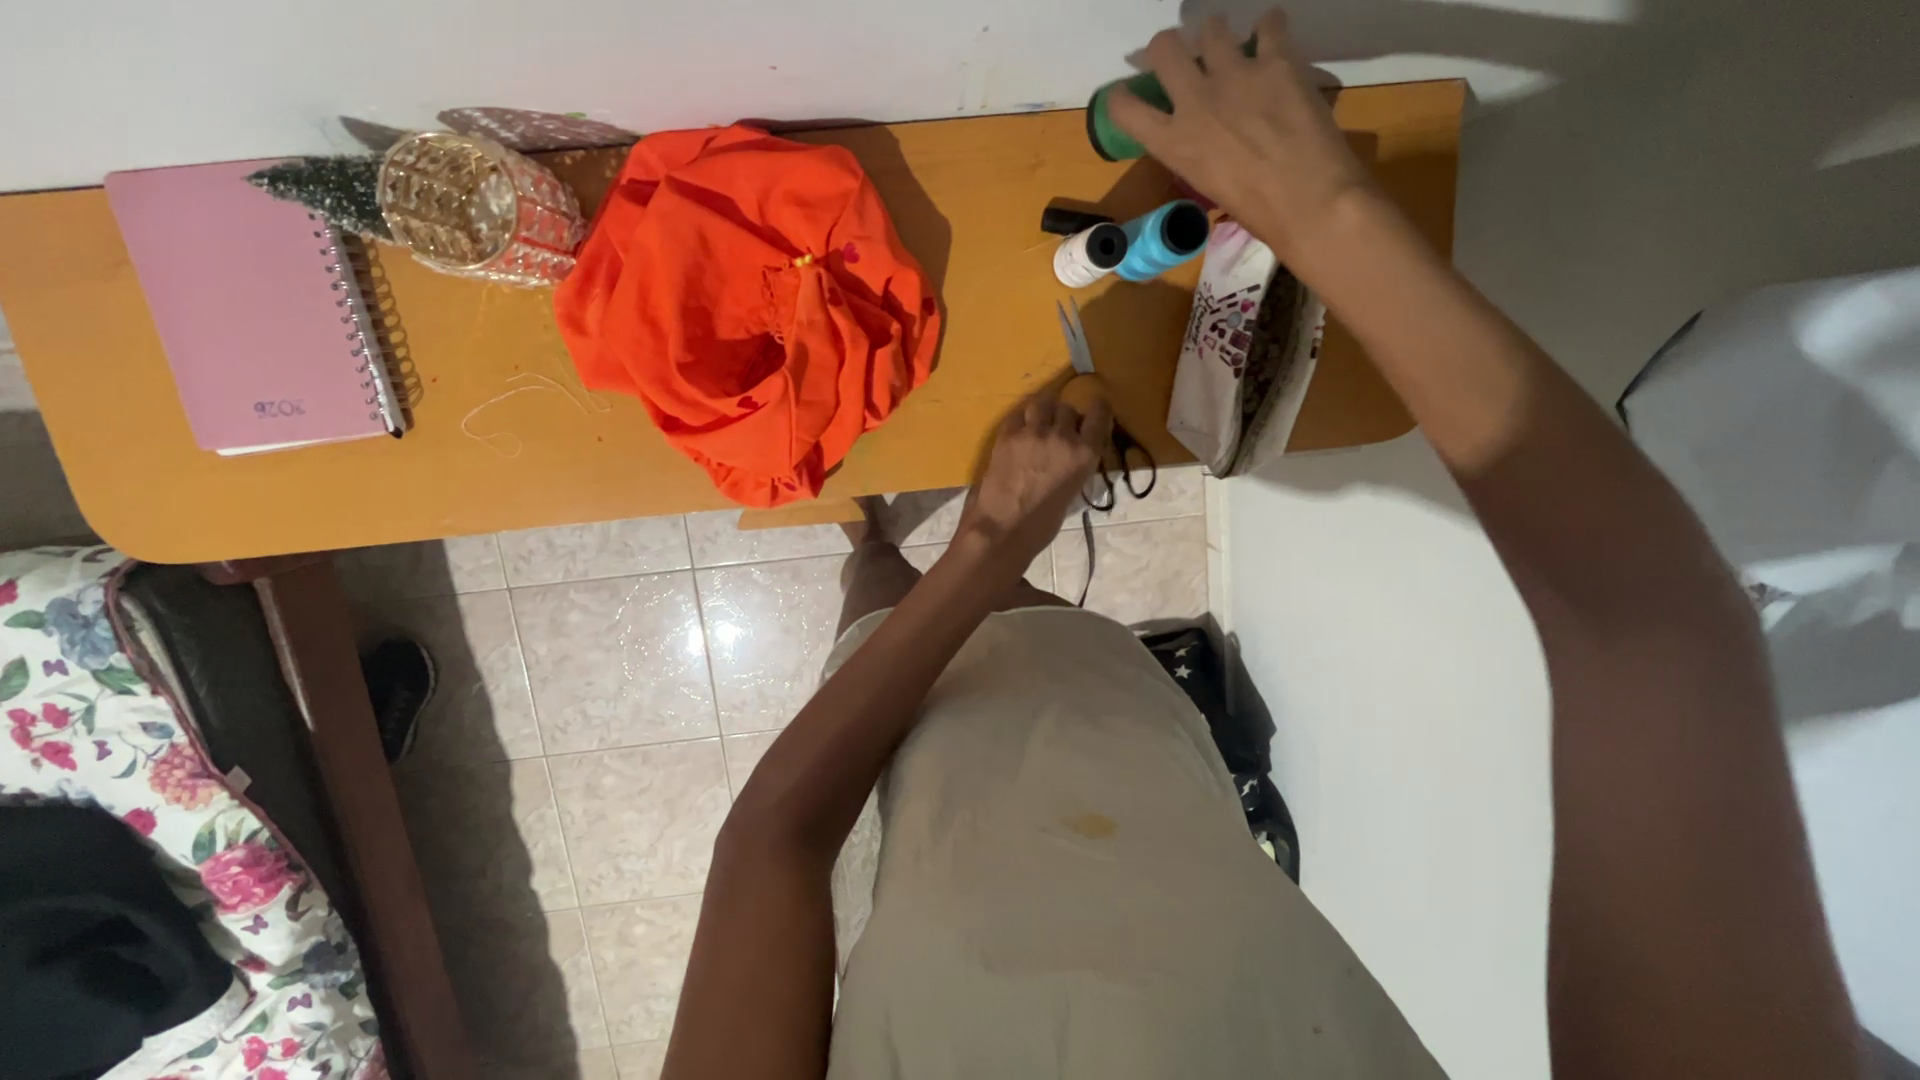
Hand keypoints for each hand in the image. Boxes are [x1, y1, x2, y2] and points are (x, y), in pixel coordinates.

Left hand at [955, 391, 1112, 569]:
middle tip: (1058, 431)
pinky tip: (1019, 433)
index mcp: (1085, 454)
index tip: (1093, 413)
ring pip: (1042, 403)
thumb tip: (1073, 452)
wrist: (1003, 528)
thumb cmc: (1041, 524)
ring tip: (1038, 424)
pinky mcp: (1007, 434)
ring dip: (1043, 411)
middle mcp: (1061, 436)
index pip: (1099, 413)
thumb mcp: (1072, 492)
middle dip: (1064, 418)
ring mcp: (1032, 432)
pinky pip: (1018, 414)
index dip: (1097, 410)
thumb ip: (1077, 465)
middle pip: (1067, 408)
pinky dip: (1021, 420)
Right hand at [1108, 10, 1379, 264]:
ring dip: (1217, 35)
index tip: (1128, 92)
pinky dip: (1270, 27)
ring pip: (1212, 28)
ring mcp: (1235, 75)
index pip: (1124, 108)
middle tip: (1183, 56)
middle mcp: (1195, 101)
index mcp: (1173, 143)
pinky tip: (1273, 39)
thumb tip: (1202, 136)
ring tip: (1231, 47)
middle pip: (1164, 48)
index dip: (1121, 96)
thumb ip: (1194, 151)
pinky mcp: (1276, 61)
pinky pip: (1269, 24)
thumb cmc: (1258, 212)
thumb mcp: (1207, 185)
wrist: (1309, 200)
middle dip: (1168, 48)